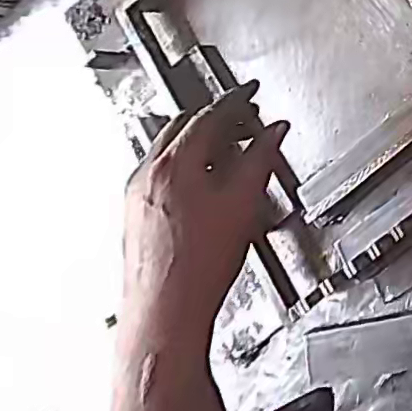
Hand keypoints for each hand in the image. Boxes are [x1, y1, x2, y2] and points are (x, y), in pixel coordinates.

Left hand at [121, 82, 288, 340]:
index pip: (209, 115)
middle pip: (185, 125)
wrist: (165, 316)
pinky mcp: (136, 214)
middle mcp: (148, 173)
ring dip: (201, 138)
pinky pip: (162, 170)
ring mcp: (137, 194)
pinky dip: (187, 162)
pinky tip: (206, 180)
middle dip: (218, 116)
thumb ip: (261, 158)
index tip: (251, 93)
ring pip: (171, 147)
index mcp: (173, 164)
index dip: (236, 100)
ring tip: (230, 146)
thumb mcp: (244, 203)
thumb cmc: (198, 267)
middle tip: (245, 116)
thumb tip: (274, 131)